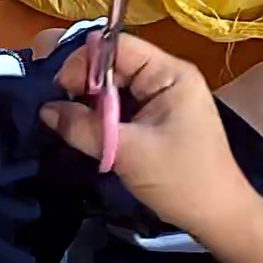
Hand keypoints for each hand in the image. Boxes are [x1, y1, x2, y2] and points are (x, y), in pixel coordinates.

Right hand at [40, 32, 262, 237]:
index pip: (117, 46)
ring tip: (71, 123)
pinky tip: (88, 132)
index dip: (85, 63)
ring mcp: (163, 98)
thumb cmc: (180, 179)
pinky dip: (103, 117)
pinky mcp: (158, 119)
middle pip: (114, 65)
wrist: (217, 216)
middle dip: (85, 85)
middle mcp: (167, 77)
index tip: (61, 91)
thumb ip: (83, 128)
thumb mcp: (126, 152)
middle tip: (61, 112)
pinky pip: (122, 107)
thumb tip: (46, 110)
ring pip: (115, 88)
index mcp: (170, 73)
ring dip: (91, 104)